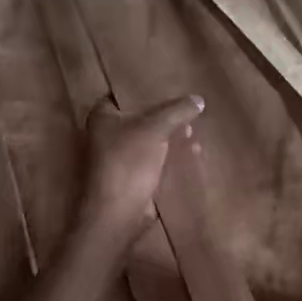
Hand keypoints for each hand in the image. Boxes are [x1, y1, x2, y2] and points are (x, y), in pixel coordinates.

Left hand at [75, 94, 203, 235]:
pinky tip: (192, 153)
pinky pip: (155, 161)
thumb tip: (198, 99)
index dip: (145, 90)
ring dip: (171, 137)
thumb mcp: (155, 129)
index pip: (123, 95)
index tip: (169, 86)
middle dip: (166, 116)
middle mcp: (107, 136)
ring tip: (195, 131)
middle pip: (140, 118)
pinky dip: (171, 157)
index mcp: (102, 117)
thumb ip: (177, 111)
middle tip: (189, 109)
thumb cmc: (128, 162)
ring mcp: (119, 159)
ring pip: (150, 141)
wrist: (117, 214)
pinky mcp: (132, 178)